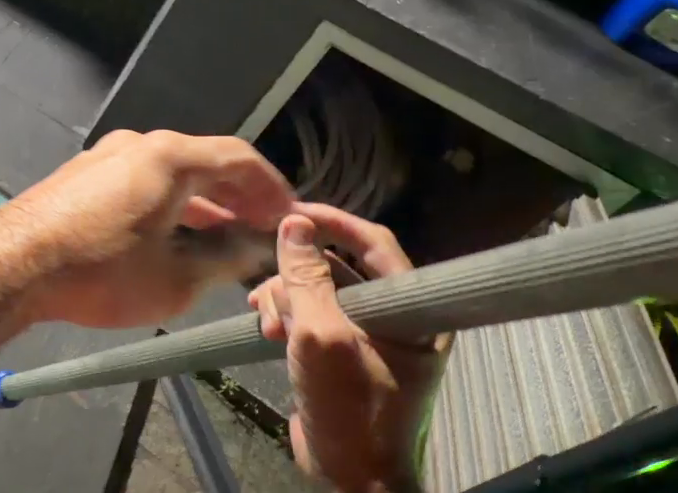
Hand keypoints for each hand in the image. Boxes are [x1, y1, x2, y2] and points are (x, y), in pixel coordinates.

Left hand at [0, 129, 294, 329]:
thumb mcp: (177, 278)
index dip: (272, 188)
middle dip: (239, 195)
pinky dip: (170, 201)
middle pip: (204, 160)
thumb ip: (224, 257)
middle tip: (264, 230)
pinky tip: (178, 234)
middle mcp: (138, 143)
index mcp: (168, 157)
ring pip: (171, 172)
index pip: (238, 157)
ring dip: (204, 201)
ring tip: (228, 237)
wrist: (15, 263)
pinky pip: (142, 180)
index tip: (291, 218)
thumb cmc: (102, 272)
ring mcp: (106, 155)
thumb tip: (251, 246)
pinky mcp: (85, 174)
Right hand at [249, 202, 449, 492]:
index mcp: (410, 311)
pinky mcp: (344, 352)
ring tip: (267, 321)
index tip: (289, 211)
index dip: (331, 221)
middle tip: (267, 285)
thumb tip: (292, 223)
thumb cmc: (349, 408)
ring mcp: (368, 336)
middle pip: (337, 265)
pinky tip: (267, 327)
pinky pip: (310, 312)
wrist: (352, 480)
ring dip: (284, 296)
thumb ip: (306, 277)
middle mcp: (395, 317)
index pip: (373, 242)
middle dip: (295, 272)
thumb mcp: (321, 335)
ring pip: (317, 288)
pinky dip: (286, 313)